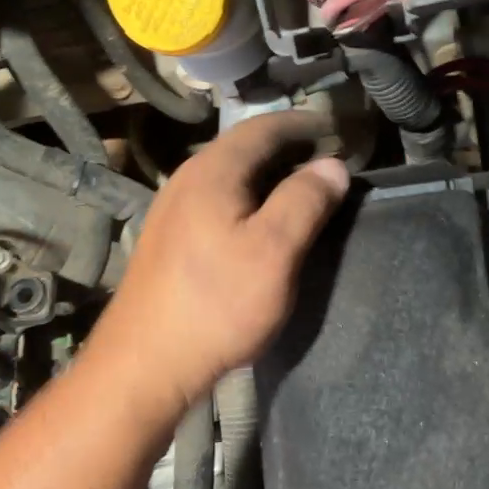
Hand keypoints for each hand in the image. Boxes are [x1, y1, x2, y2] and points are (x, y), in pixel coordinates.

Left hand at [90, 111, 349, 410]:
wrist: (147, 362)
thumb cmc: (218, 304)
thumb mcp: (274, 251)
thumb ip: (305, 201)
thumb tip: (332, 164)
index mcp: (213, 171)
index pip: (266, 127)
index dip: (306, 126)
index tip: (341, 135)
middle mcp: (186, 179)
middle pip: (245, 149)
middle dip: (290, 151)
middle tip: (330, 167)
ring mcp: (172, 210)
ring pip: (231, 179)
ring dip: (269, 179)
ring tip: (305, 196)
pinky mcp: (169, 241)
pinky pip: (218, 204)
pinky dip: (249, 203)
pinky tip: (263, 228)